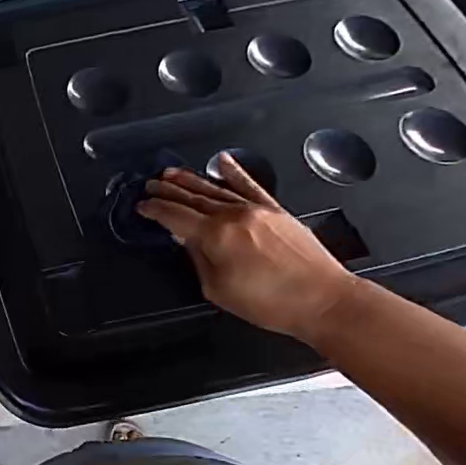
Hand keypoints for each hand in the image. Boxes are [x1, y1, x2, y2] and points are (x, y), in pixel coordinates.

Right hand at [136, 153, 362, 341]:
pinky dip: (234, 172)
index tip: (142, 206)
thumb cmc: (272, 302)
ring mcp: (256, 210)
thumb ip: (198, 260)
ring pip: (215, 188)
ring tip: (172, 173)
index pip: (174, 215)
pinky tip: (222, 162)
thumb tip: (189, 242)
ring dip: (190, 179)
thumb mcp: (218, 290)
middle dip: (167, 190)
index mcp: (215, 235)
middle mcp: (233, 215)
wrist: (323, 300)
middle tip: (150, 185)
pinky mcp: (276, 211)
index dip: (154, 209)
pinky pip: (250, 185)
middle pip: (191, 197)